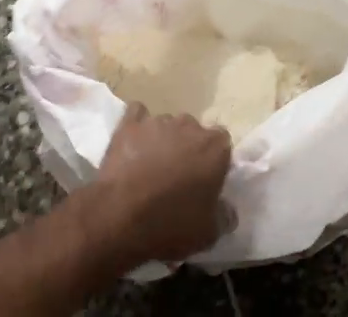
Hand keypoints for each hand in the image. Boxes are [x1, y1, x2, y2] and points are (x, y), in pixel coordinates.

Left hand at [83, 102, 232, 266]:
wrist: (120, 215)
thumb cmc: (171, 224)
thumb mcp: (209, 233)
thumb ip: (224, 215)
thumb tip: (227, 208)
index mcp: (214, 147)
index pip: (223, 144)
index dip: (215, 162)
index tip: (206, 182)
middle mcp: (189, 125)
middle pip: (194, 132)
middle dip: (189, 149)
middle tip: (179, 178)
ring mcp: (157, 121)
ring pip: (167, 125)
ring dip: (164, 141)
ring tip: (151, 167)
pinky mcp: (129, 123)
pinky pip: (138, 115)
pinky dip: (138, 126)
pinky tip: (134, 144)